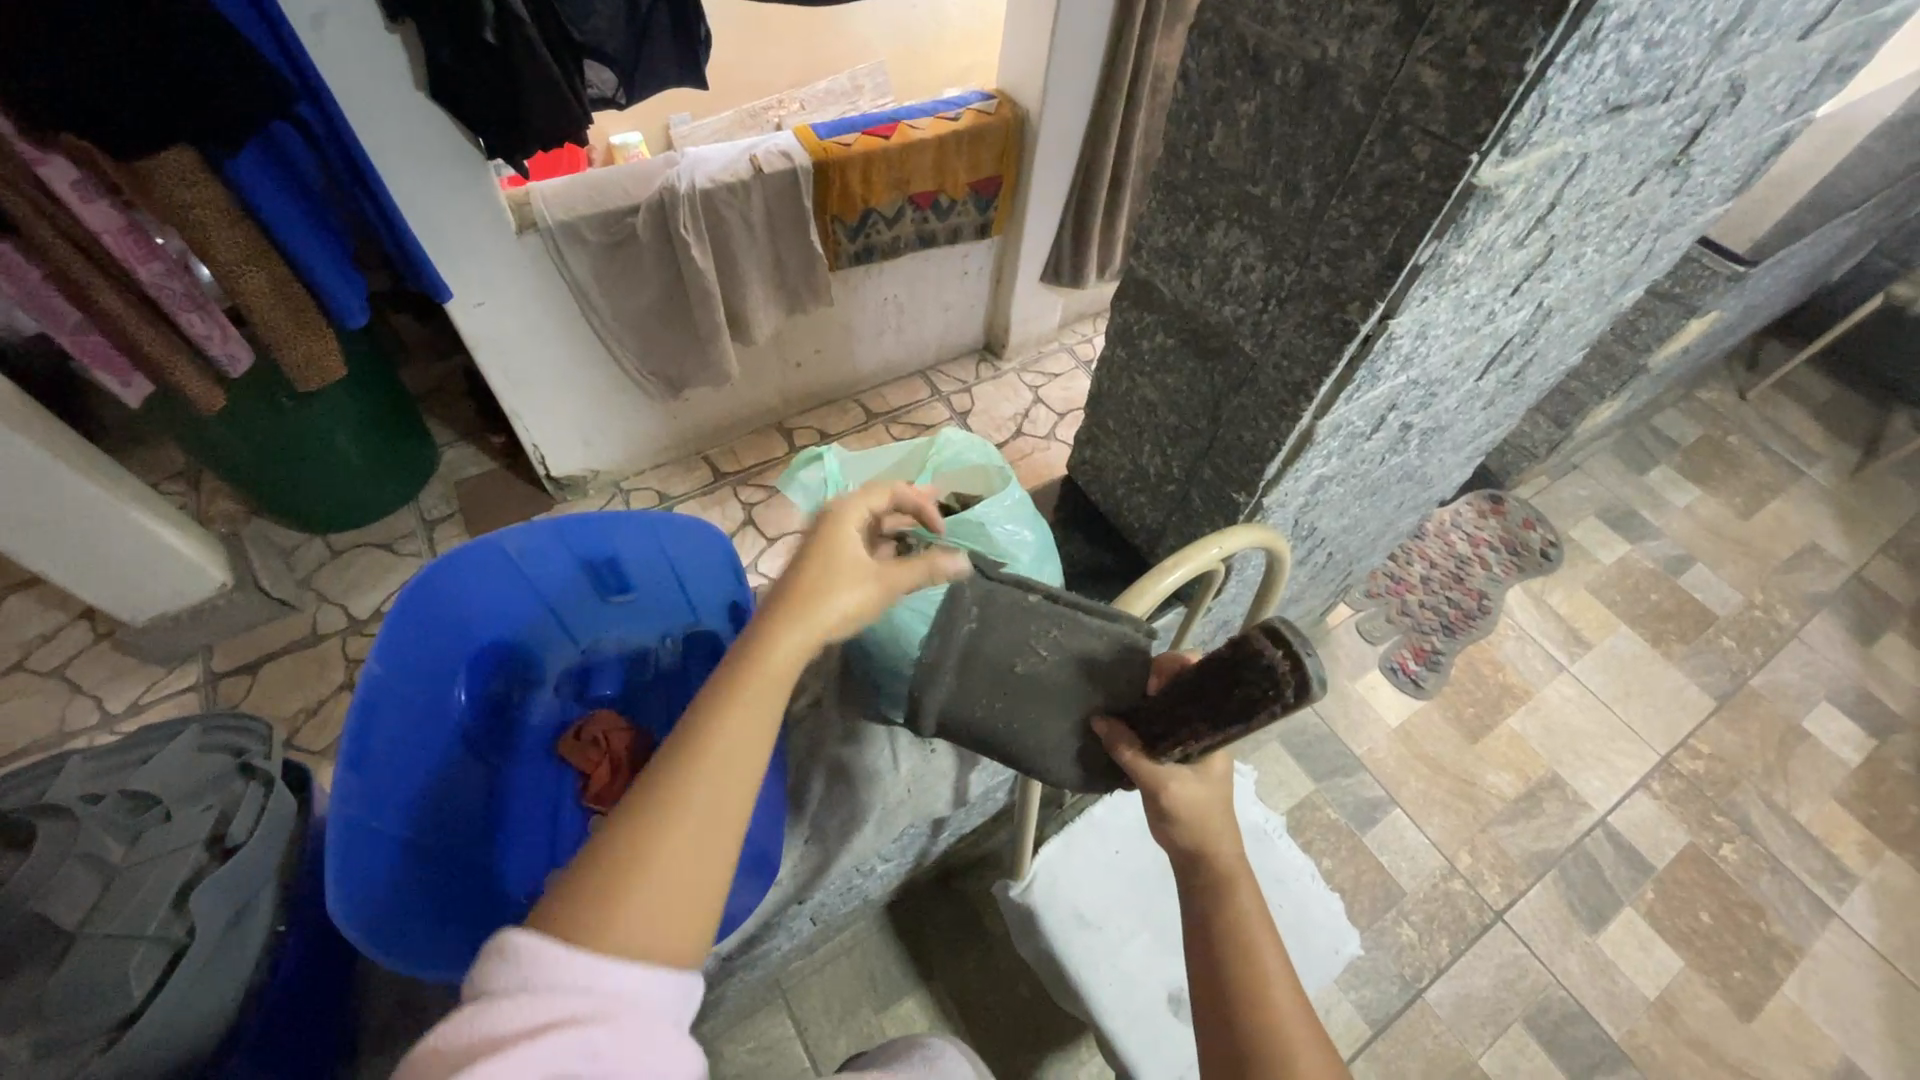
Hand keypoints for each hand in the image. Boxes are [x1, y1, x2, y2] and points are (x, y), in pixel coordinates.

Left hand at [755, 481, 972, 650]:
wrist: (785, 633)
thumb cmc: (836, 599)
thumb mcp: (886, 583)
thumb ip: (926, 568)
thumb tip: (965, 561)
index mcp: (846, 510)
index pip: (892, 490)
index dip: (922, 505)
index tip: (943, 531)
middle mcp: (834, 517)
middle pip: (879, 503)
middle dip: (912, 509)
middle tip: (941, 508)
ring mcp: (827, 539)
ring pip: (870, 525)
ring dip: (898, 530)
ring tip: (926, 536)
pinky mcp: (824, 561)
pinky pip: (860, 543)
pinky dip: (883, 547)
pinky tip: (899, 559)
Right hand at [1092, 652, 1242, 867]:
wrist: (1204, 861)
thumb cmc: (1194, 820)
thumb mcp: (1160, 785)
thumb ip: (1129, 751)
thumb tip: (1098, 718)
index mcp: (1211, 727)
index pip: (1200, 675)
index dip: (1174, 668)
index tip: (1148, 685)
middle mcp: (1200, 727)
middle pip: (1177, 686)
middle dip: (1149, 682)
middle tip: (1122, 692)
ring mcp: (1186, 742)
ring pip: (1162, 708)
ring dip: (1139, 705)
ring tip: (1113, 705)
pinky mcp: (1171, 757)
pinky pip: (1152, 729)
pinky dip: (1134, 725)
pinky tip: (1113, 727)